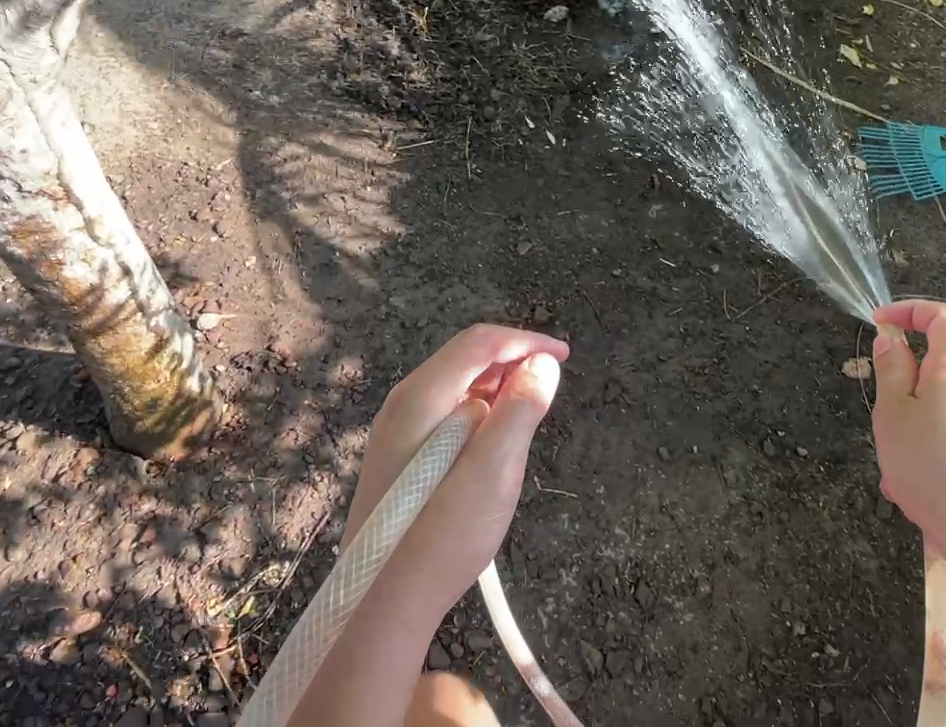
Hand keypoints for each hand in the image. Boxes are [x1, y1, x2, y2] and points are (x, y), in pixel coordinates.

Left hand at [345, 325, 565, 617]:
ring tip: (530, 411)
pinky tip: (495, 438)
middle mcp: (403, 401)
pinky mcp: (398, 453)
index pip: (479, 342)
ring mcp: (396, 428)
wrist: (379, 604)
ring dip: (497, 387)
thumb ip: (520, 411)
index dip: (526, 341)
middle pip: (465, 358)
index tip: (565, 357)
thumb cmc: (442, 536)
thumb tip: (542, 363)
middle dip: (513, 361)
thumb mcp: (493, 471)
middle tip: (551, 386)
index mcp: (421, 396)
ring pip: (456, 385)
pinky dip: (480, 410)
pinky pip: (446, 411)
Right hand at [871, 300, 945, 573]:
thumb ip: (892, 372)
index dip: (912, 310)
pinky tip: (916, 492)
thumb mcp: (894, 416)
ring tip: (896, 474)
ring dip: (914, 431)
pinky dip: (931, 454)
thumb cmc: (932, 470)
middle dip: (904, 390)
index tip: (881, 323)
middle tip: (882, 426)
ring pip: (942, 413)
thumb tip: (893, 339)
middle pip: (940, 372)